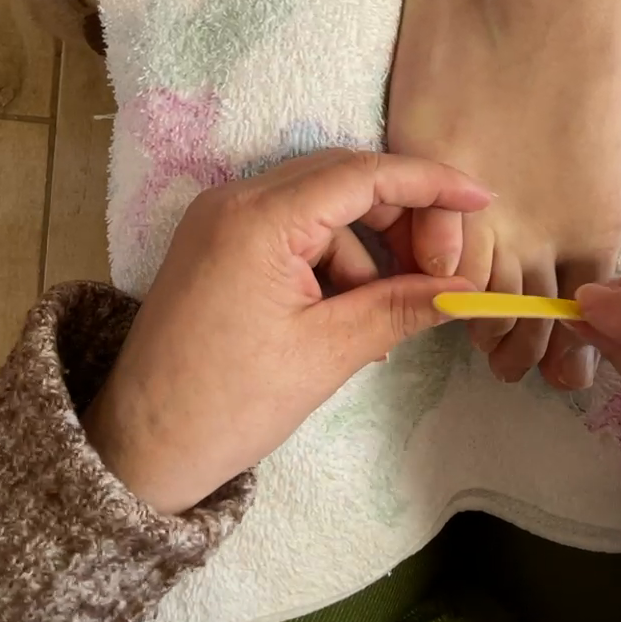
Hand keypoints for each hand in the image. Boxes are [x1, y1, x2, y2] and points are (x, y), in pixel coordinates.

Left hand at [82, 150, 492, 513]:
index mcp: (259, 219)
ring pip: (323, 207)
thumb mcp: (326, 353)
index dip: (429, 182)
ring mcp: (223, 214)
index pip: (363, 175)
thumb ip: (401, 306)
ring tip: (376, 320)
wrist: (140, 446)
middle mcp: (236, 197)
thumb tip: (465, 289)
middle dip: (399, 219)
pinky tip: (340, 313)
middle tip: (437, 270)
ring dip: (363, 252)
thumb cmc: (230, 404)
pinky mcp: (220, 236)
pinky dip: (330, 261)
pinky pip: (294, 227)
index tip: (480, 198)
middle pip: (344, 180)